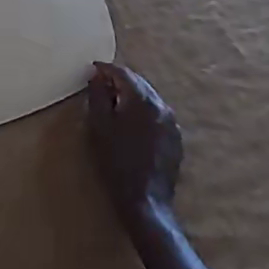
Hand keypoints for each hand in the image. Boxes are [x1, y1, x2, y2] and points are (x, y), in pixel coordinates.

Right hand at [86, 61, 182, 214]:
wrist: (145, 200)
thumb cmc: (116, 160)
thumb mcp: (99, 124)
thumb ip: (98, 95)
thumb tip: (97, 76)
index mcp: (142, 100)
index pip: (123, 73)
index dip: (106, 69)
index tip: (92, 70)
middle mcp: (161, 106)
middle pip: (139, 82)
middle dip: (120, 80)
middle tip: (101, 84)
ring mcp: (172, 123)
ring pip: (149, 98)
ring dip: (132, 95)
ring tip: (115, 102)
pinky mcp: (176, 138)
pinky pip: (157, 114)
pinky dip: (143, 110)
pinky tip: (131, 122)